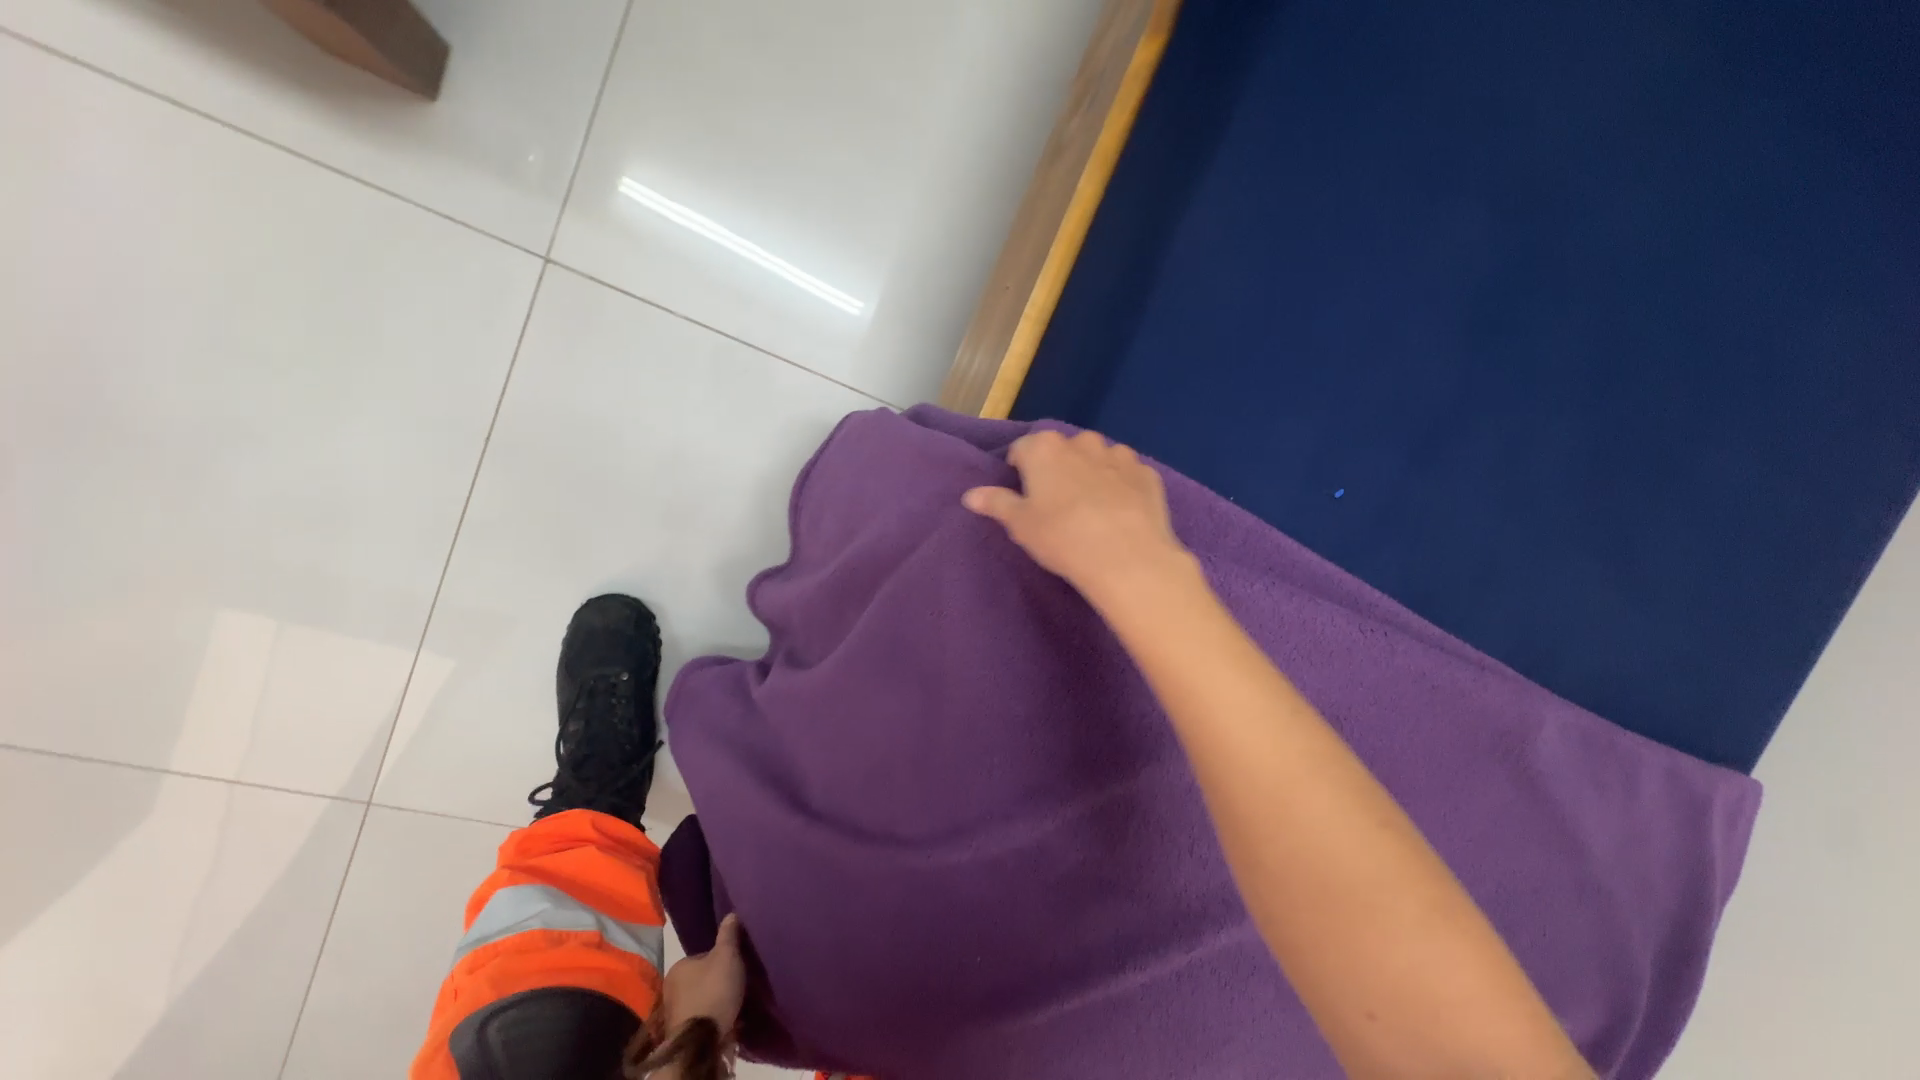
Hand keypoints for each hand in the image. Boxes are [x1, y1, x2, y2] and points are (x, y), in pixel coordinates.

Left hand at [662, 914, 746, 1034]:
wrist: (700, 1040)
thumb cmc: (713, 991)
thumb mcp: (726, 956)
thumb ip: (728, 935)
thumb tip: (731, 913)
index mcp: (678, 966)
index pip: (703, 956)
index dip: (722, 959)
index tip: (736, 967)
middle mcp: (670, 987)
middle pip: (701, 978)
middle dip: (717, 981)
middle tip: (736, 985)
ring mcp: (674, 1011)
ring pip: (701, 998)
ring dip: (714, 1001)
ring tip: (734, 1004)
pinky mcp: (680, 1032)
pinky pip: (701, 1017)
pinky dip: (712, 1017)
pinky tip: (726, 1020)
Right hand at [963, 430, 1191, 604]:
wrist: (1127, 557)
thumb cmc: (1062, 537)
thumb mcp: (1021, 524)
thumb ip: (997, 503)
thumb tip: (970, 495)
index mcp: (1045, 448)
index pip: (1022, 449)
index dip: (1020, 471)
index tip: (1024, 496)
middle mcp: (1082, 442)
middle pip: (1063, 451)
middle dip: (1059, 469)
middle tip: (1057, 505)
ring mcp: (1119, 455)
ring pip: (1099, 459)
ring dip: (1092, 474)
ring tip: (1092, 509)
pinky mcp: (1147, 474)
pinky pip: (1128, 476)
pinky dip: (1122, 487)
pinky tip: (1121, 514)